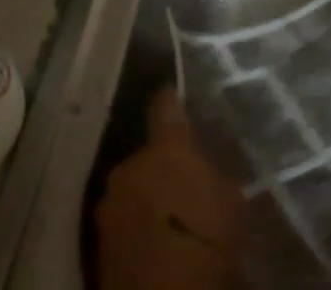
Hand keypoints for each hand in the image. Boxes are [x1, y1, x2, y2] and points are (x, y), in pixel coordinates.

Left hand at [94, 87, 242, 289]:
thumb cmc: (206, 242)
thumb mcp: (232, 204)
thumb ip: (218, 178)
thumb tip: (212, 172)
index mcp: (166, 149)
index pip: (165, 108)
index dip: (171, 98)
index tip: (172, 89)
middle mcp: (130, 166)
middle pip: (148, 155)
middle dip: (162, 166)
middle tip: (185, 182)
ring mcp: (108, 203)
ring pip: (132, 189)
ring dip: (147, 197)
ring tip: (170, 217)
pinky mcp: (97, 239)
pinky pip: (123, 220)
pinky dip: (137, 225)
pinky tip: (155, 241)